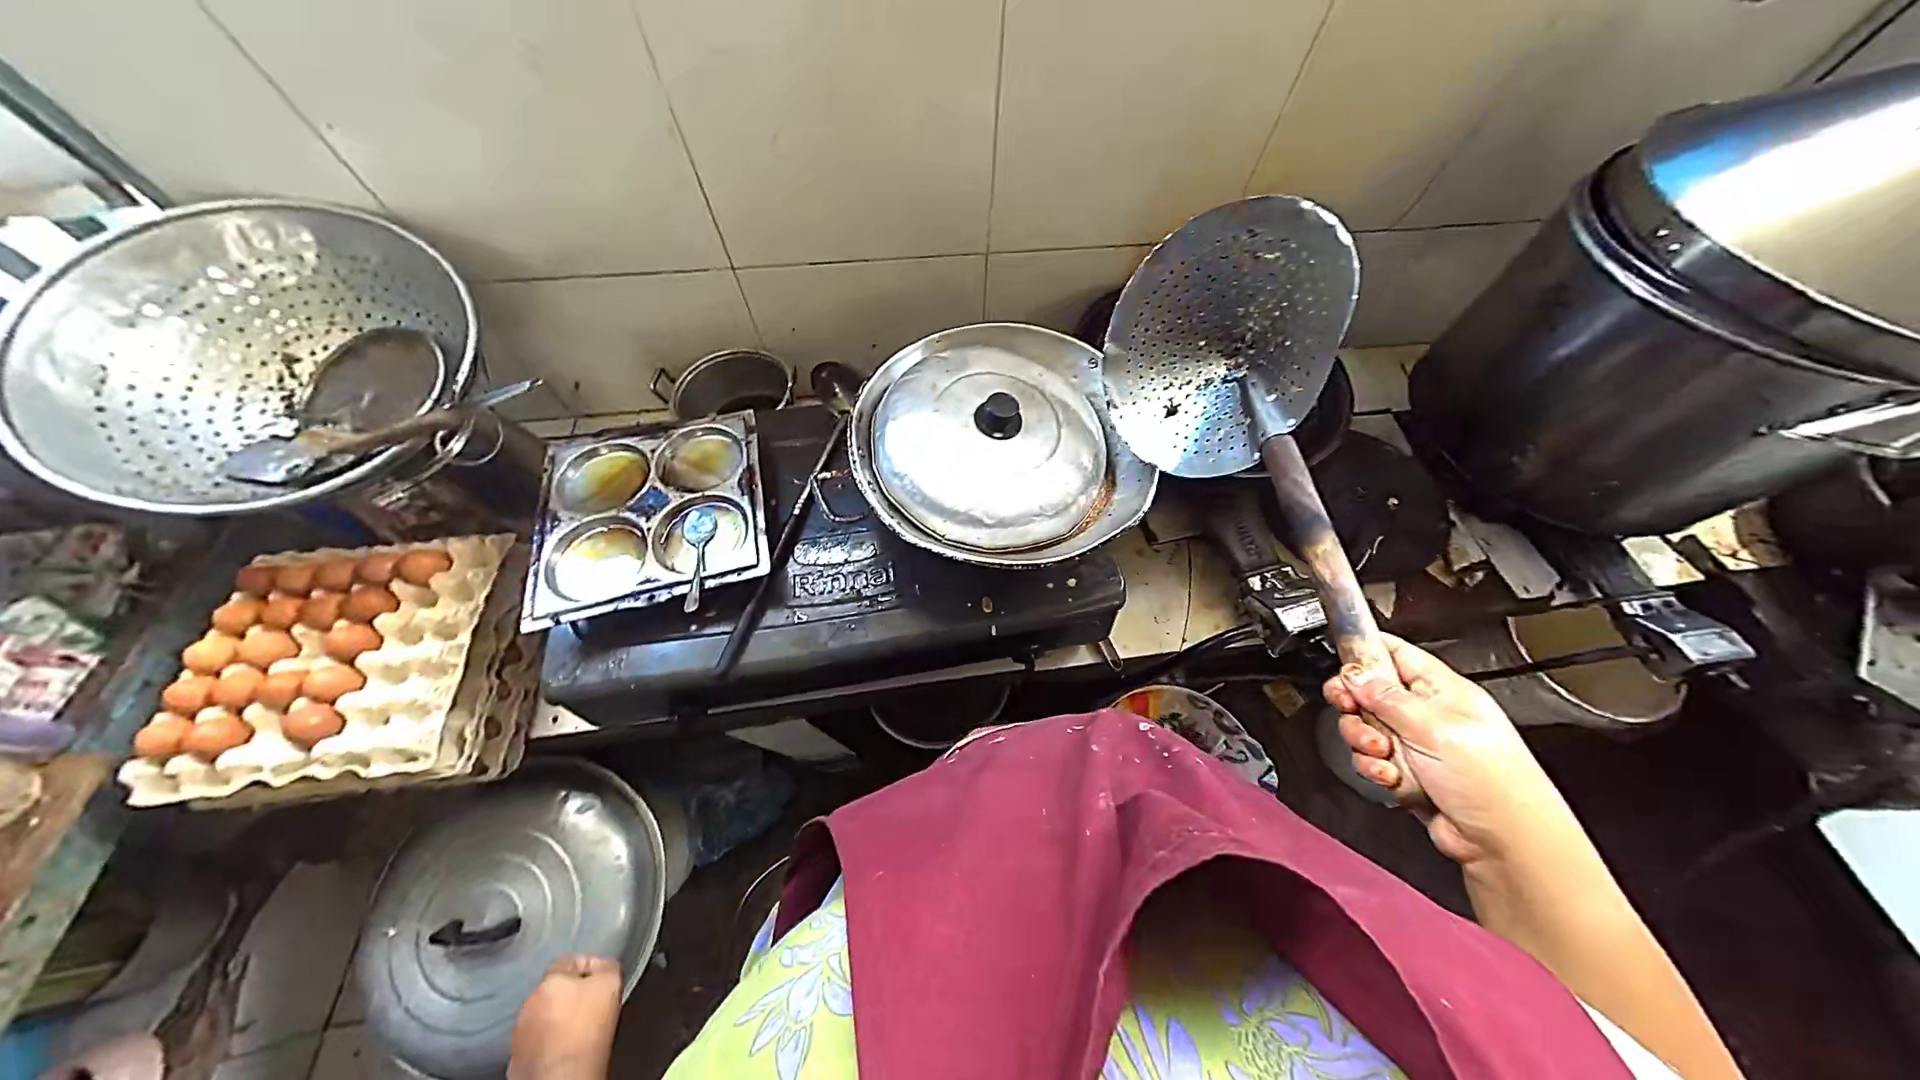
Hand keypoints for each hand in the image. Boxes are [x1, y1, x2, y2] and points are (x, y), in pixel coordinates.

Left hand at [508, 954, 622, 1079]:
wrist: (565, 1077)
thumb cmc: (589, 1027)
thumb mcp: (612, 982)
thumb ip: (606, 965)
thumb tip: (600, 966)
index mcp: (549, 981)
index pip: (568, 961)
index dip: (588, 968)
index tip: (600, 982)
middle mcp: (528, 1004)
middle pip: (554, 989)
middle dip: (571, 994)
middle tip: (590, 1005)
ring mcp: (519, 1034)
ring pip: (543, 1015)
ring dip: (558, 1018)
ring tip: (577, 1029)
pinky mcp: (515, 1060)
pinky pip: (536, 1041)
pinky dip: (549, 1041)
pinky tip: (564, 1048)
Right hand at [1322, 634, 1573, 864]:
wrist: (1505, 845)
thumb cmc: (1494, 785)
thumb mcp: (1434, 728)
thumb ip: (1386, 697)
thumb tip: (1354, 672)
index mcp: (1441, 689)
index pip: (1393, 651)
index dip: (1363, 653)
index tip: (1344, 667)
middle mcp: (1426, 712)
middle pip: (1367, 690)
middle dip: (1354, 705)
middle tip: (1353, 711)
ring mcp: (1415, 742)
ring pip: (1363, 727)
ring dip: (1364, 743)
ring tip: (1386, 755)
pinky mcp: (1405, 770)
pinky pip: (1370, 759)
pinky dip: (1375, 769)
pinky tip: (1394, 777)